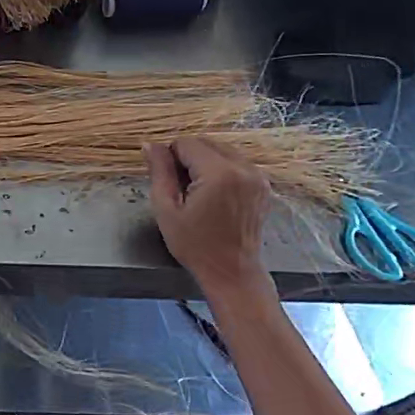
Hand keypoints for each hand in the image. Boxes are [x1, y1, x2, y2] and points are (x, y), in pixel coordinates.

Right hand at [145, 138, 274, 299]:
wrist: (232, 271)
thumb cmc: (195, 245)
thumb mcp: (167, 210)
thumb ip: (159, 172)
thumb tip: (150, 145)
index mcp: (219, 173)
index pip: (187, 143)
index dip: (171, 158)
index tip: (169, 182)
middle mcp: (243, 168)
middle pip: (206, 142)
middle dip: (189, 158)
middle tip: (183, 190)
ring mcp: (257, 175)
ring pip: (222, 151)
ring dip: (206, 163)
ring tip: (200, 194)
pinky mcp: (263, 184)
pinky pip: (236, 163)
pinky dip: (222, 171)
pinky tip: (216, 196)